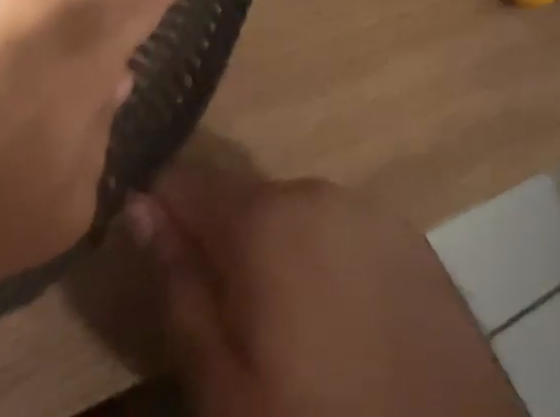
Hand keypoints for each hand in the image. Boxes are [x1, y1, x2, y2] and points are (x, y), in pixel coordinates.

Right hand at [126, 161, 520, 416]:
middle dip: (222, 245)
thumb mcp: (220, 379)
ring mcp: (379, 219)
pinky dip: (326, 268)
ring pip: (292, 219)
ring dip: (275, 257)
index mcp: (265, 216)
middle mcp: (320, 195)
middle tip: (232, 326)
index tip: (160, 268)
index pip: (178, 181)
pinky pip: (343, 239)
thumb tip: (138, 205)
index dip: (158, 218)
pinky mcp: (422, 251)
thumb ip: (175, 280)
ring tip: (292, 336)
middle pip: (238, 201)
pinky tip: (345, 335)